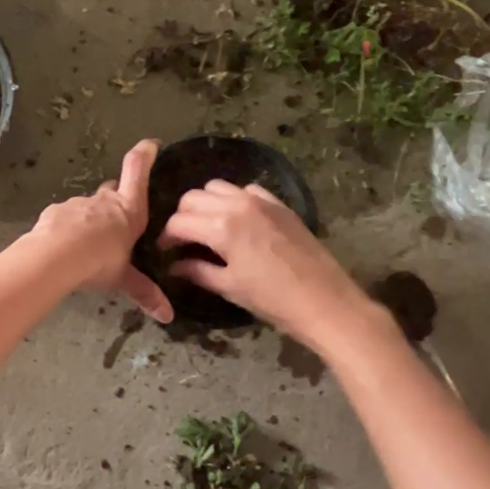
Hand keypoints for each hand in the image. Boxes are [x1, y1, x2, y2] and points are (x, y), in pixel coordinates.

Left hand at [28, 139, 173, 322]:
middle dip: (114, 198)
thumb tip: (168, 316)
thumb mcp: (123, 278)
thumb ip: (144, 293)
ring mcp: (77, 204)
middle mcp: (104, 201)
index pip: (137, 171)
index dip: (144, 155)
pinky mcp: (55, 212)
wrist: (57, 256)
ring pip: (87, 206)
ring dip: (89, 219)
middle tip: (116, 218)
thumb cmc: (99, 261)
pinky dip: (66, 228)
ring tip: (86, 244)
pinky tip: (64, 247)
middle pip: (111, 190)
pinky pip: (64, 218)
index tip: (149, 144)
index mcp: (128, 211)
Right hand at [157, 180, 374, 338]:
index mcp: (221, 227)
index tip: (165, 251)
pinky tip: (237, 220)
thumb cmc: (272, 299)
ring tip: (207, 227)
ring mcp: (260, 201)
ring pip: (218, 187)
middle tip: (183, 240)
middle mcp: (237, 205)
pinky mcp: (279, 204)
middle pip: (193, 198)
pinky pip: (246, 190)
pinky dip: (234, 199)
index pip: (179, 222)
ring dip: (205, 203)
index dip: (166, 237)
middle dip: (182, 217)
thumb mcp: (229, 287)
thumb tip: (175, 265)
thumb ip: (197, 271)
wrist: (324, 300)